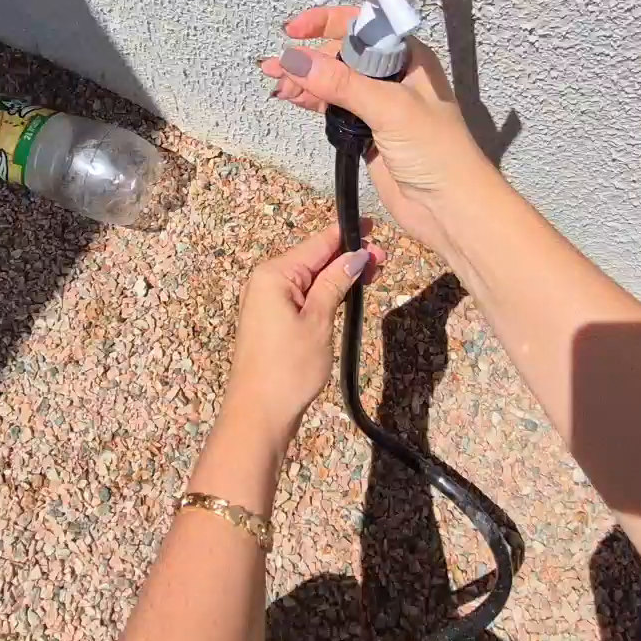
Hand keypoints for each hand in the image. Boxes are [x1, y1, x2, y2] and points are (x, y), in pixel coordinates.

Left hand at [221, 221, 385, 449]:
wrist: (258, 415)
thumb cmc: (287, 369)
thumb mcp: (319, 321)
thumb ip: (334, 283)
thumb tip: (354, 256)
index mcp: (274, 275)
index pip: (317, 244)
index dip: (346, 235)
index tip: (373, 226)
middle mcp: (266, 281)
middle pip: (313, 258)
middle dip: (347, 256)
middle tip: (382, 259)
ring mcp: (267, 301)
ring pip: (310, 277)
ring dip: (338, 275)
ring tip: (371, 274)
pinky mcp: (272, 320)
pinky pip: (302, 295)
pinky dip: (325, 292)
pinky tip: (345, 293)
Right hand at [261, 6, 497, 254]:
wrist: (450, 208)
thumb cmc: (434, 151)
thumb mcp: (389, 109)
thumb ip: (341, 84)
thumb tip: (293, 59)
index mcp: (409, 58)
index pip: (363, 27)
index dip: (328, 23)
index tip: (294, 29)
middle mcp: (393, 76)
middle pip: (343, 54)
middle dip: (310, 57)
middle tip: (277, 68)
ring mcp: (378, 105)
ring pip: (334, 82)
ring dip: (305, 80)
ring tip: (275, 83)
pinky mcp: (367, 131)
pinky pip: (333, 107)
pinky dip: (311, 101)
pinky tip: (291, 98)